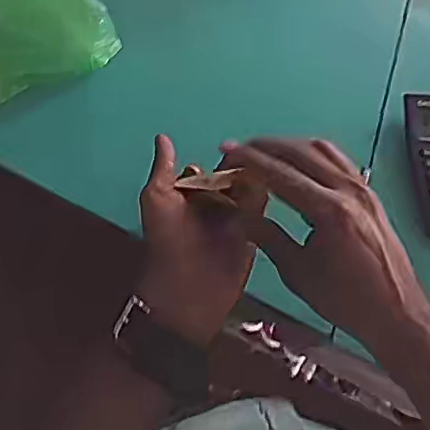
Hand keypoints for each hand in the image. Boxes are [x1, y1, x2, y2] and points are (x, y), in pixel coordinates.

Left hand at [136, 135, 265, 344]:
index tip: (234, 155)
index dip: (223, 162)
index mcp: (191, 193)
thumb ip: (164, 169)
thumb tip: (163, 137)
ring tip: (264, 176)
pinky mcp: (252, 231)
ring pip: (251, 188)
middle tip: (254, 165)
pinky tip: (273, 188)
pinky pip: (263, 209)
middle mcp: (214, 203)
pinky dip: (267, 197)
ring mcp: (235, 217)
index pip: (213, 168)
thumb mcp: (156, 200)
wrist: (184, 293)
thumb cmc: (164, 243)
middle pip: (236, 176)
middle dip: (243, 169)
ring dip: (257, 180)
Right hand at [223, 137, 429, 355]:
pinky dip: (313, 152)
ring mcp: (362, 189)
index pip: (281, 174)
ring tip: (264, 150)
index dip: (250, 159)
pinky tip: (299, 160)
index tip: (228, 151)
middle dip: (265, 146)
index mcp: (330, 211)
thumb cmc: (347, 301)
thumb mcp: (299, 273)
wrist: (397, 313)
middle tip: (239, 148)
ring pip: (321, 149)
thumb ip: (269, 238)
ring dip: (289, 145)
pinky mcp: (369, 193)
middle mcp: (348, 191)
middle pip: (300, 152)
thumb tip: (240, 216)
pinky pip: (338, 159)